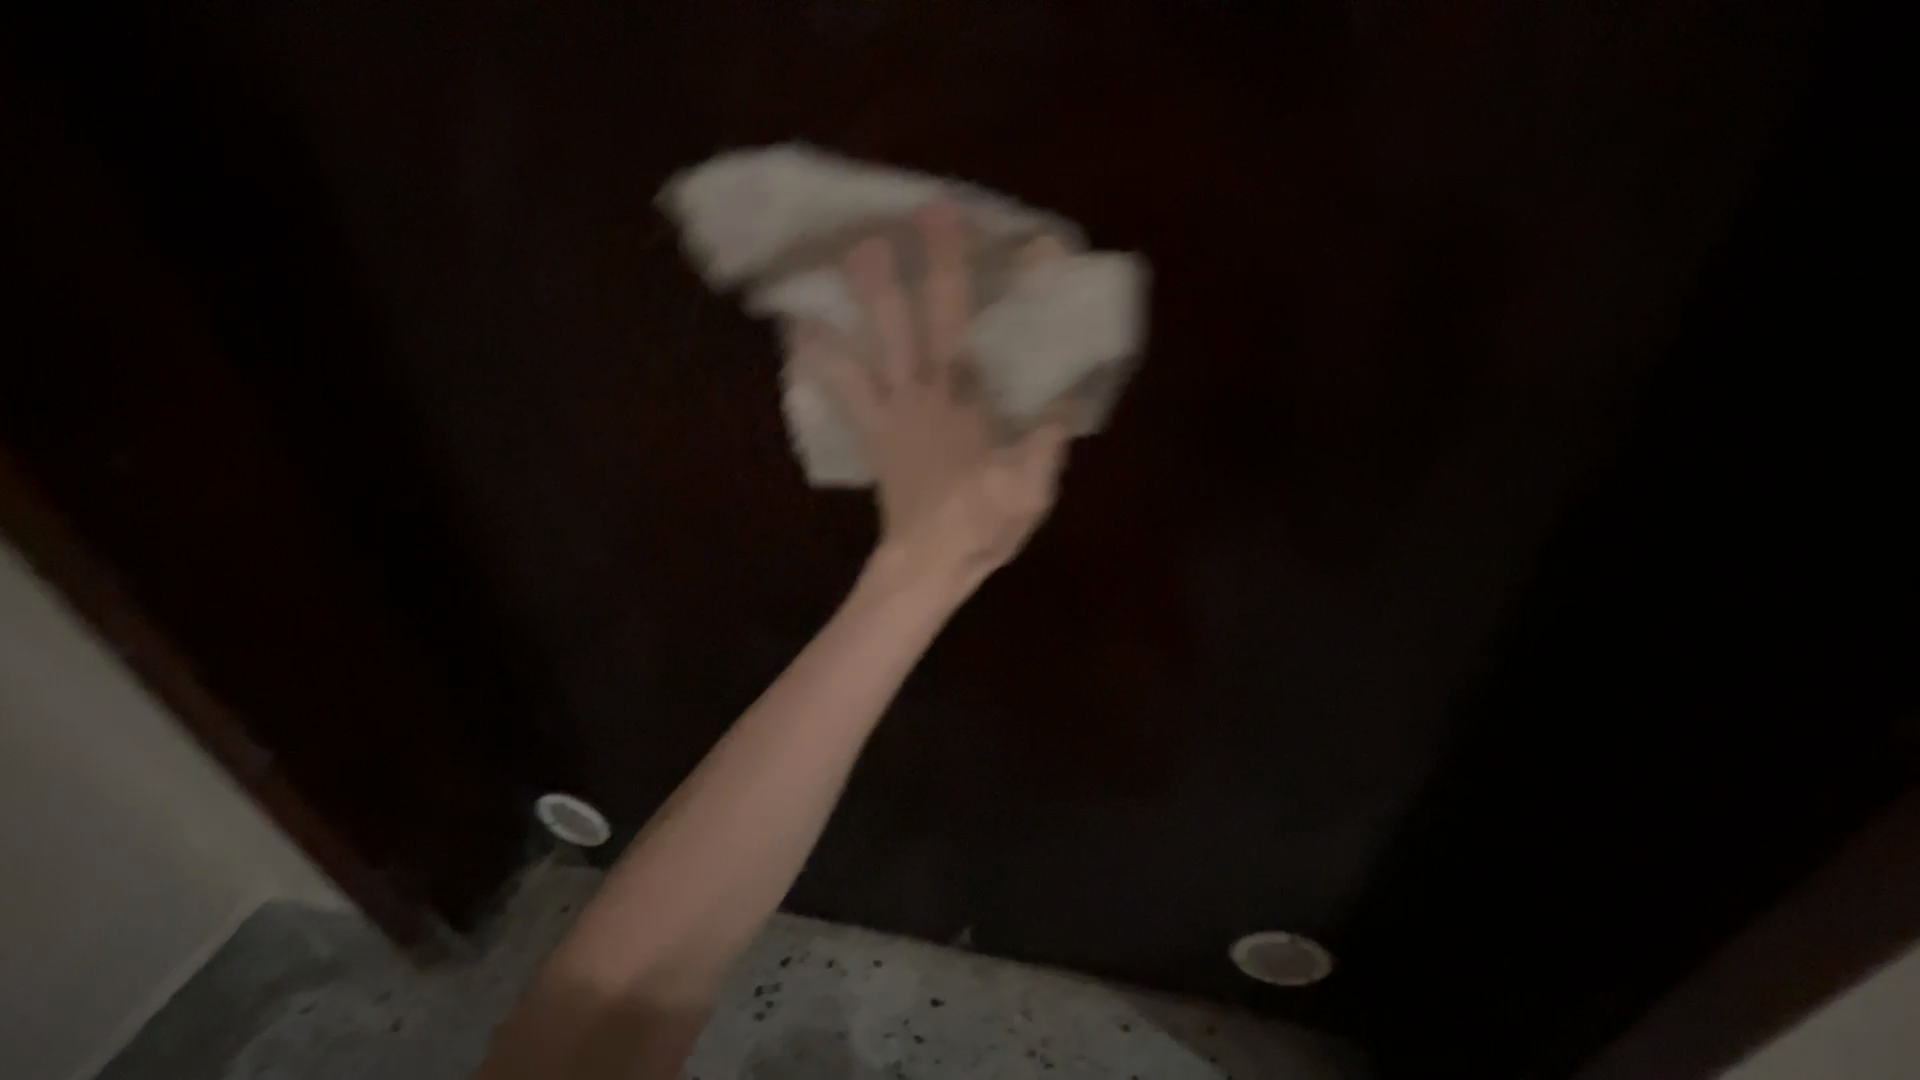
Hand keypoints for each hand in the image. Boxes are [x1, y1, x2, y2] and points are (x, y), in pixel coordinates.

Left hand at [790, 199, 1071, 597]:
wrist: (928, 563)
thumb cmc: (983, 526)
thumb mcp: (1031, 488)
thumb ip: (1045, 438)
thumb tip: (1066, 388)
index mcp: (974, 408)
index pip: (1001, 337)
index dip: (1019, 290)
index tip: (1034, 243)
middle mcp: (931, 397)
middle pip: (931, 322)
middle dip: (935, 265)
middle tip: (926, 208)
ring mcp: (896, 410)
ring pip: (877, 344)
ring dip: (864, 297)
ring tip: (847, 250)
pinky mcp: (874, 429)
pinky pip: (842, 387)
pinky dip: (819, 356)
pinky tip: (796, 328)